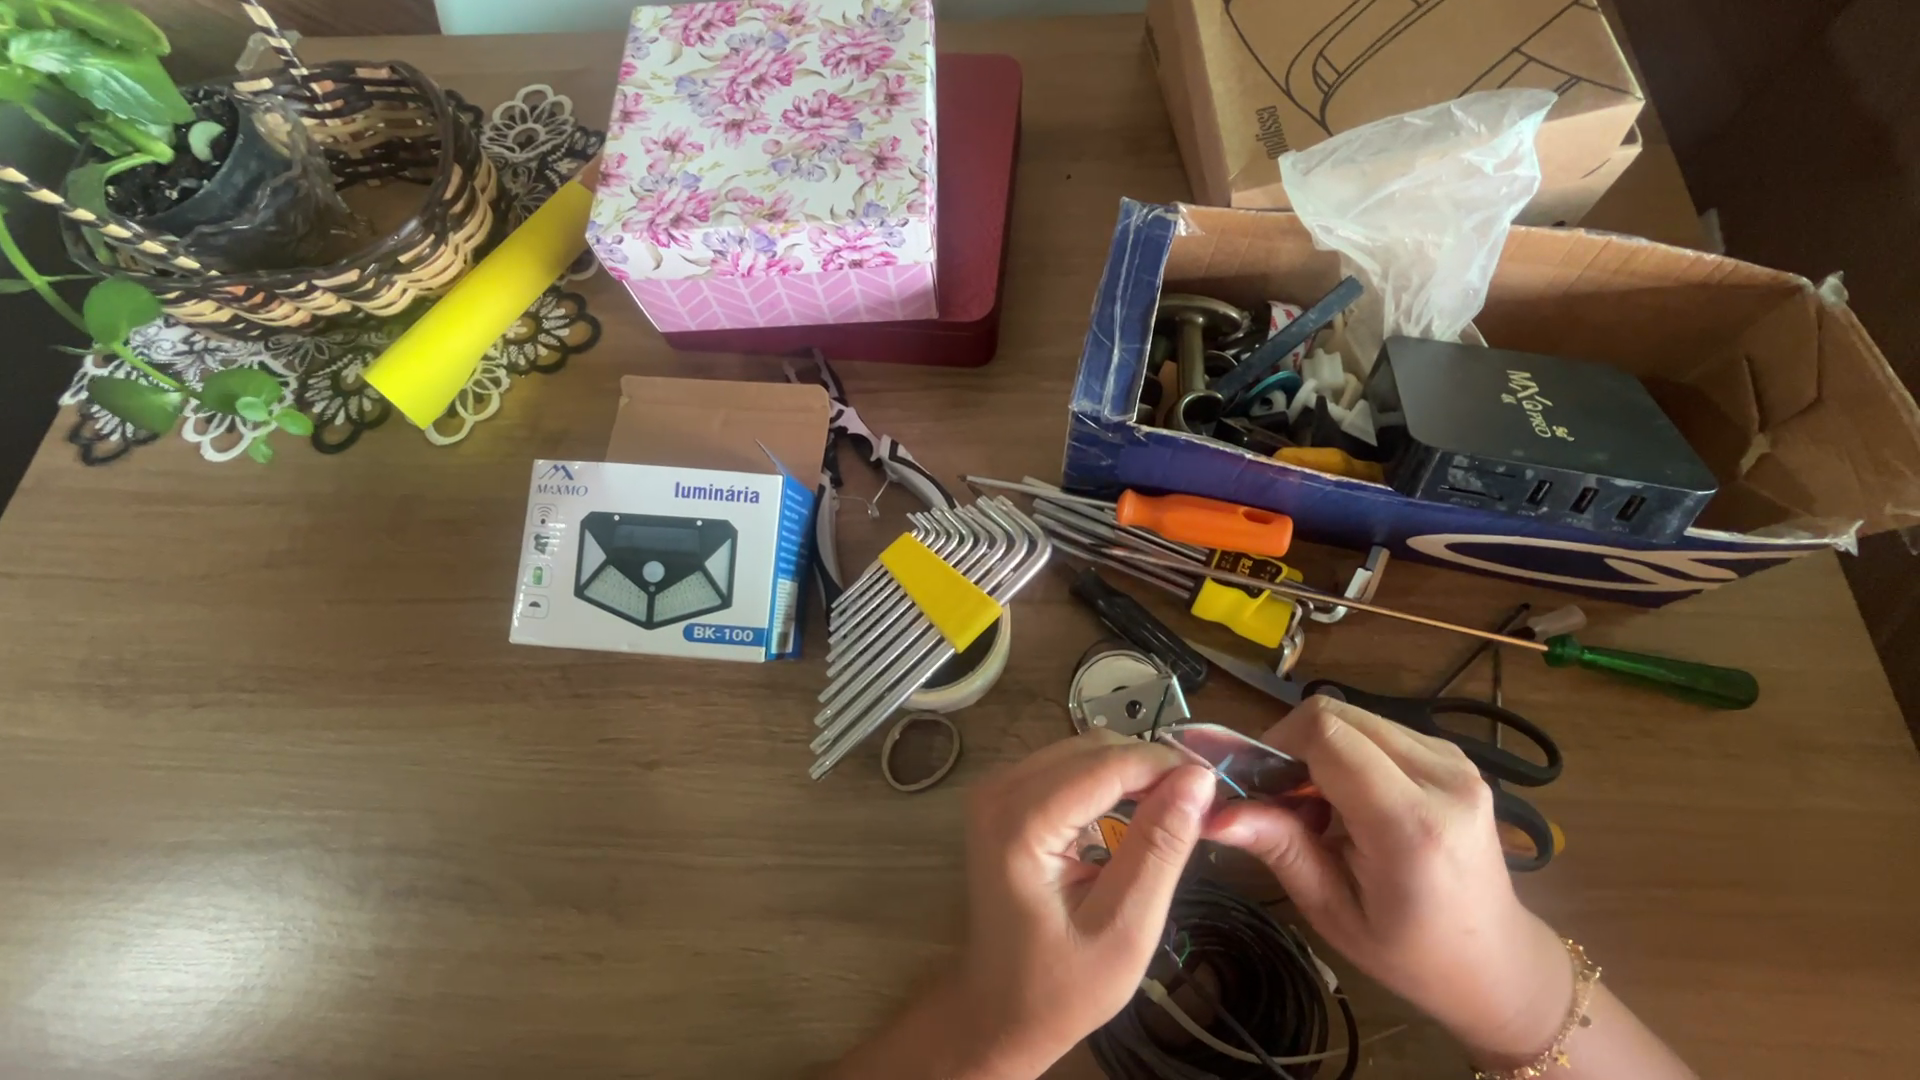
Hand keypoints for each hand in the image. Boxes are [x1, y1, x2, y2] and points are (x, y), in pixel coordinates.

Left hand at [958, 731, 1217, 1074]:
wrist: (1000, 1007)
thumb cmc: (1061, 985)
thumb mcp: (1124, 928)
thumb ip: (1158, 849)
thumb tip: (1197, 779)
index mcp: (1018, 823)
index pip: (1105, 764)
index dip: (1165, 766)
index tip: (1215, 786)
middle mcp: (999, 791)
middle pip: (1092, 749)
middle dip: (1150, 766)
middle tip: (1199, 803)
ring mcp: (996, 790)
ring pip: (1081, 751)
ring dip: (1131, 770)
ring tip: (1174, 809)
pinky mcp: (1004, 797)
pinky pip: (1066, 767)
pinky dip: (1107, 780)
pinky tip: (1136, 810)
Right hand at [1204, 696, 1573, 1064]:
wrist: (1498, 964)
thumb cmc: (1409, 952)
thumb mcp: (1332, 910)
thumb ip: (1278, 847)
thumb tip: (1213, 813)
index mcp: (1411, 823)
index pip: (1325, 734)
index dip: (1276, 744)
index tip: (1260, 786)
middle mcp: (1442, 778)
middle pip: (1335, 714)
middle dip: (1293, 744)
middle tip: (1283, 797)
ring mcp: (1455, 762)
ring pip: (1352, 716)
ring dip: (1319, 747)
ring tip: (1318, 803)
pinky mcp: (1454, 756)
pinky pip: (1376, 728)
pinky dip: (1346, 751)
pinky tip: (1349, 798)